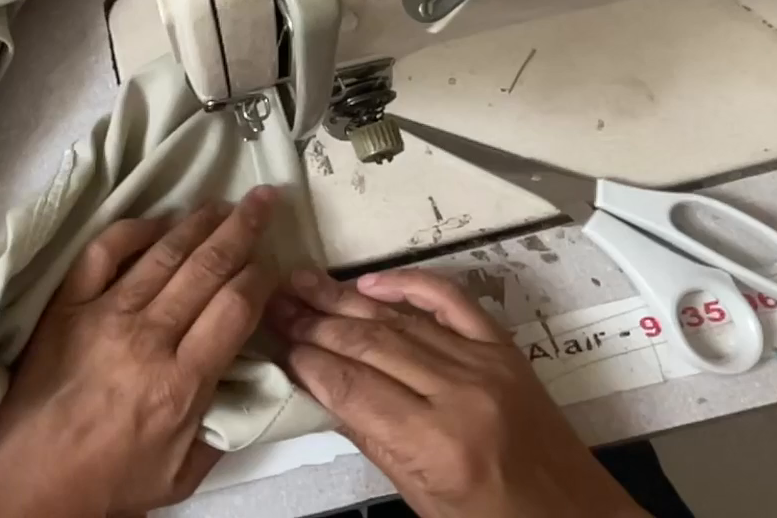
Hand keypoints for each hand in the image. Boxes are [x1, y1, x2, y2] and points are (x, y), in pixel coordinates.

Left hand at [0, 187, 280, 517]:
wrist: (27, 486)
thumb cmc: (107, 484)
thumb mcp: (181, 475)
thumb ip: (221, 426)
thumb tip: (247, 378)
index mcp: (180, 383)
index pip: (234, 307)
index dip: (260, 276)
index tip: (274, 260)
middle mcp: (146, 338)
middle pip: (206, 268)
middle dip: (243, 228)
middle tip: (264, 199)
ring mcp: (103, 314)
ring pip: (162, 253)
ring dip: (198, 222)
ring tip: (224, 202)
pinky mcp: (67, 305)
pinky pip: (102, 253)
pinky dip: (132, 230)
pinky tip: (158, 219)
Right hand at [269, 268, 646, 517]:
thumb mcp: (422, 501)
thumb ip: (370, 436)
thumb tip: (319, 384)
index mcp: (437, 445)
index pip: (351, 386)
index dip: (307, 361)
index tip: (275, 342)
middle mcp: (459, 393)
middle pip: (368, 343)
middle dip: (314, 322)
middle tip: (275, 303)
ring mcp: (483, 362)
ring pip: (398, 319)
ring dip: (344, 299)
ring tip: (303, 282)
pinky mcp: (502, 346)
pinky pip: (449, 299)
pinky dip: (408, 284)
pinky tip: (370, 281)